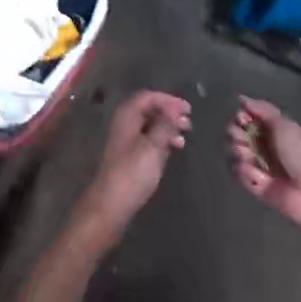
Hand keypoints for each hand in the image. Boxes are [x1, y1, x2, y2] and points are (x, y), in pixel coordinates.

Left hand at [71, 90, 192, 251]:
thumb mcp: (153, 147)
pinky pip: (149, 138)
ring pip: (151, 124)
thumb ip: (165, 125)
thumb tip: (175, 107)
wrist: (112, 204)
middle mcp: (126, 122)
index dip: (169, 100)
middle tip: (188, 123)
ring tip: (185, 137)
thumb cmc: (132, 172)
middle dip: (170, 113)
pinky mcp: (131, 154)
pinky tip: (175, 148)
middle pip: (150, 109)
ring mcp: (127, 139)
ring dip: (168, 127)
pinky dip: (163, 139)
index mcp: (127, 115)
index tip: (188, 109)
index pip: (149, 96)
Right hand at [228, 97, 300, 233]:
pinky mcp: (256, 186)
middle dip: (236, 133)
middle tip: (243, 139)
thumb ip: (262, 110)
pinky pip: (239, 174)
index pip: (247, 118)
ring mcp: (259, 167)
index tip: (242, 118)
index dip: (241, 117)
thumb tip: (241, 98)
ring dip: (239, 152)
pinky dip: (245, 172)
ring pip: (235, 153)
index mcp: (274, 131)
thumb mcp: (285, 125)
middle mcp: (264, 147)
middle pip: (236, 134)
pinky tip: (257, 176)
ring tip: (249, 157)